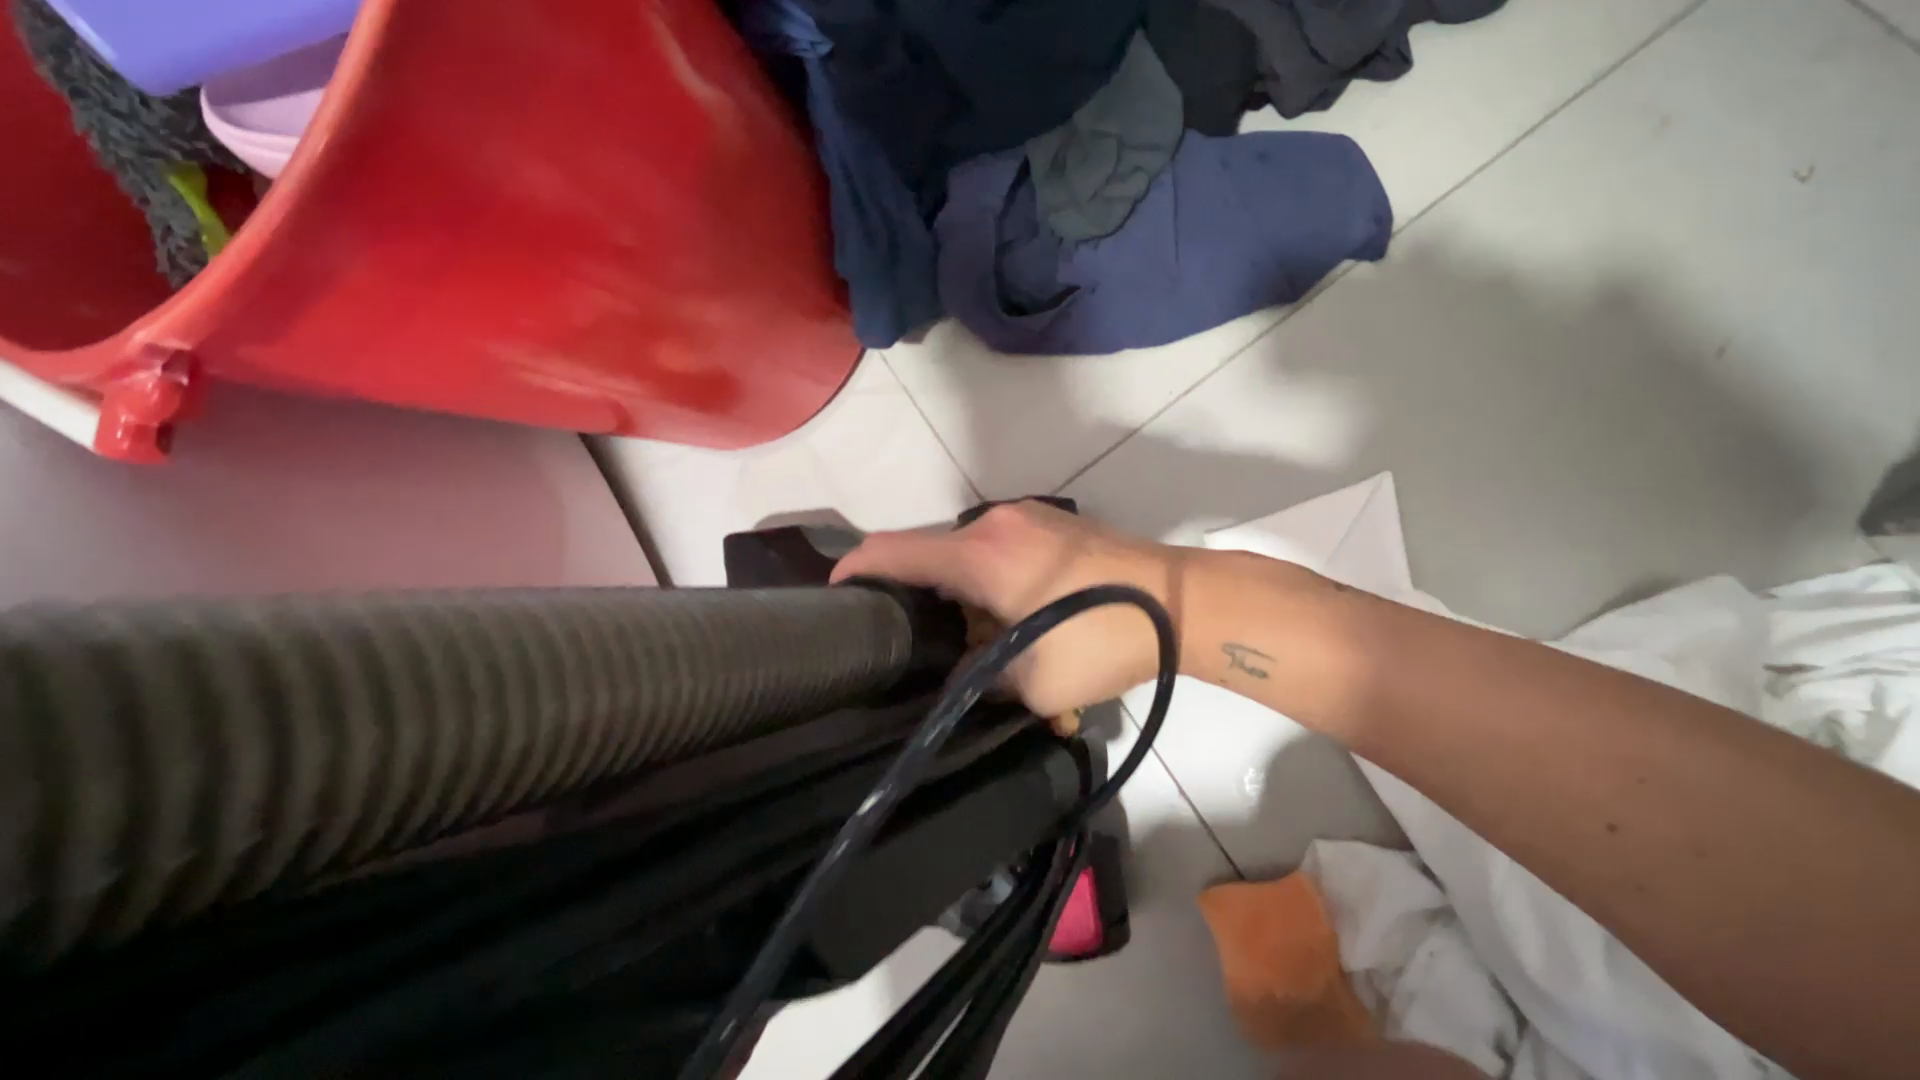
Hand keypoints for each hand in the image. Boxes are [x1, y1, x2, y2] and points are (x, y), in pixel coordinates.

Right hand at [830, 501, 1195, 716]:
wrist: (1186, 602)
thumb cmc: (1105, 640)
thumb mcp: (1034, 681)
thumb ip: (979, 678)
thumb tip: (958, 675)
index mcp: (980, 556)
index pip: (892, 551)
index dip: (854, 570)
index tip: (834, 598)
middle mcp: (994, 524)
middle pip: (929, 553)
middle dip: (914, 597)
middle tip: (908, 643)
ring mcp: (1027, 519)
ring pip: (967, 554)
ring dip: (958, 593)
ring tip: (965, 641)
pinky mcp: (1054, 525)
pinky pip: (999, 550)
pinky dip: (988, 581)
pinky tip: (1005, 619)